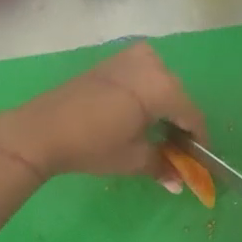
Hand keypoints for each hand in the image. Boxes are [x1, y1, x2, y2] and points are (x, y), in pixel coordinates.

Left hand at [0, 41, 206, 177]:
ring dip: (164, 108)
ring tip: (157, 134)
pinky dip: (147, 95)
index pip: (193, 116)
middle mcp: (152, 64)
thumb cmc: (94, 145)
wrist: (42, 129)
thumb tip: (180, 184)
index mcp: (163, 88)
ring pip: (161, 84)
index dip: (198, 140)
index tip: (199, 160)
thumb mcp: (134, 159)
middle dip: (180, 123)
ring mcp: (130, 57)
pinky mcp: (113, 60)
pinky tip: (139, 116)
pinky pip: (143, 76)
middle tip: (177, 150)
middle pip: (178, 97)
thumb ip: (163, 166)